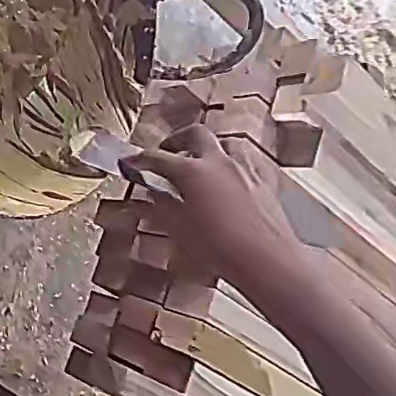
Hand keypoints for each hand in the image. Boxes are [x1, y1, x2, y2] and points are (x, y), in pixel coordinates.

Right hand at [132, 124, 311, 289]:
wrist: (267, 261)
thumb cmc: (217, 246)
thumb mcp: (177, 227)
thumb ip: (157, 206)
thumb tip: (141, 198)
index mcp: (192, 171)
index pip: (156, 157)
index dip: (138, 159)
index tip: (128, 163)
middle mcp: (219, 162)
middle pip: (195, 134)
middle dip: (176, 140)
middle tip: (165, 153)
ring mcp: (246, 169)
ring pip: (226, 143)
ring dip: (209, 148)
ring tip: (199, 163)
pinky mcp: (266, 181)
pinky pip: (248, 160)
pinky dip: (234, 162)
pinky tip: (230, 176)